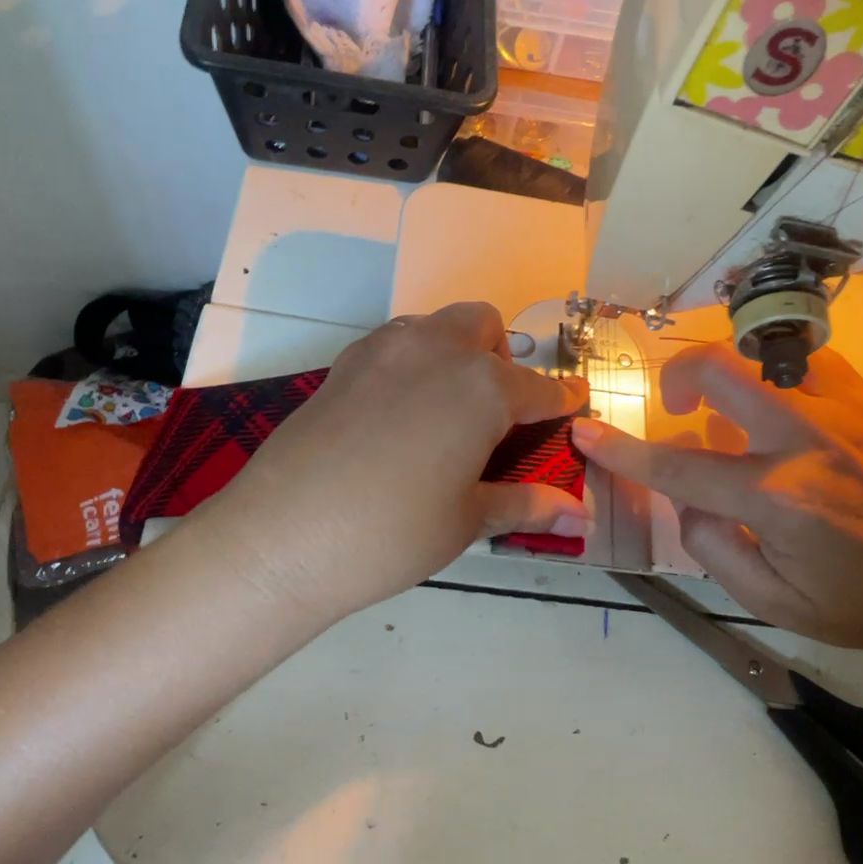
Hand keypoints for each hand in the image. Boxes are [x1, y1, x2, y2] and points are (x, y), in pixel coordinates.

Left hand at [192, 302, 589, 623]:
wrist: (282, 537)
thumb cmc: (391, 535)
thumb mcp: (467, 522)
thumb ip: (526, 504)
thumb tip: (580, 517)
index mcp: (482, 386)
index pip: (538, 389)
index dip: (561, 402)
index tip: (574, 408)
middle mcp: (436, 351)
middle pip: (483, 327)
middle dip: (502, 359)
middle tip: (498, 414)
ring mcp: (382, 351)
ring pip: (434, 326)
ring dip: (455, 352)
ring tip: (448, 412)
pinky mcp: (341, 366)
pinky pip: (393, 344)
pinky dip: (412, 363)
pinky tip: (402, 416)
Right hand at [572, 343, 862, 668]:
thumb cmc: (856, 607)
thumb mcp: (767, 602)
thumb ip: (709, 544)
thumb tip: (686, 494)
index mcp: (781, 497)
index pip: (679, 464)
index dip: (622, 449)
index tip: (586, 431)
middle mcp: (810, 439)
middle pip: (721, 368)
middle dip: (678, 376)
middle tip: (678, 408)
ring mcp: (846, 411)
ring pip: (765, 350)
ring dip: (730, 371)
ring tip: (729, 409)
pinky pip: (807, 359)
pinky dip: (775, 373)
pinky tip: (778, 408)